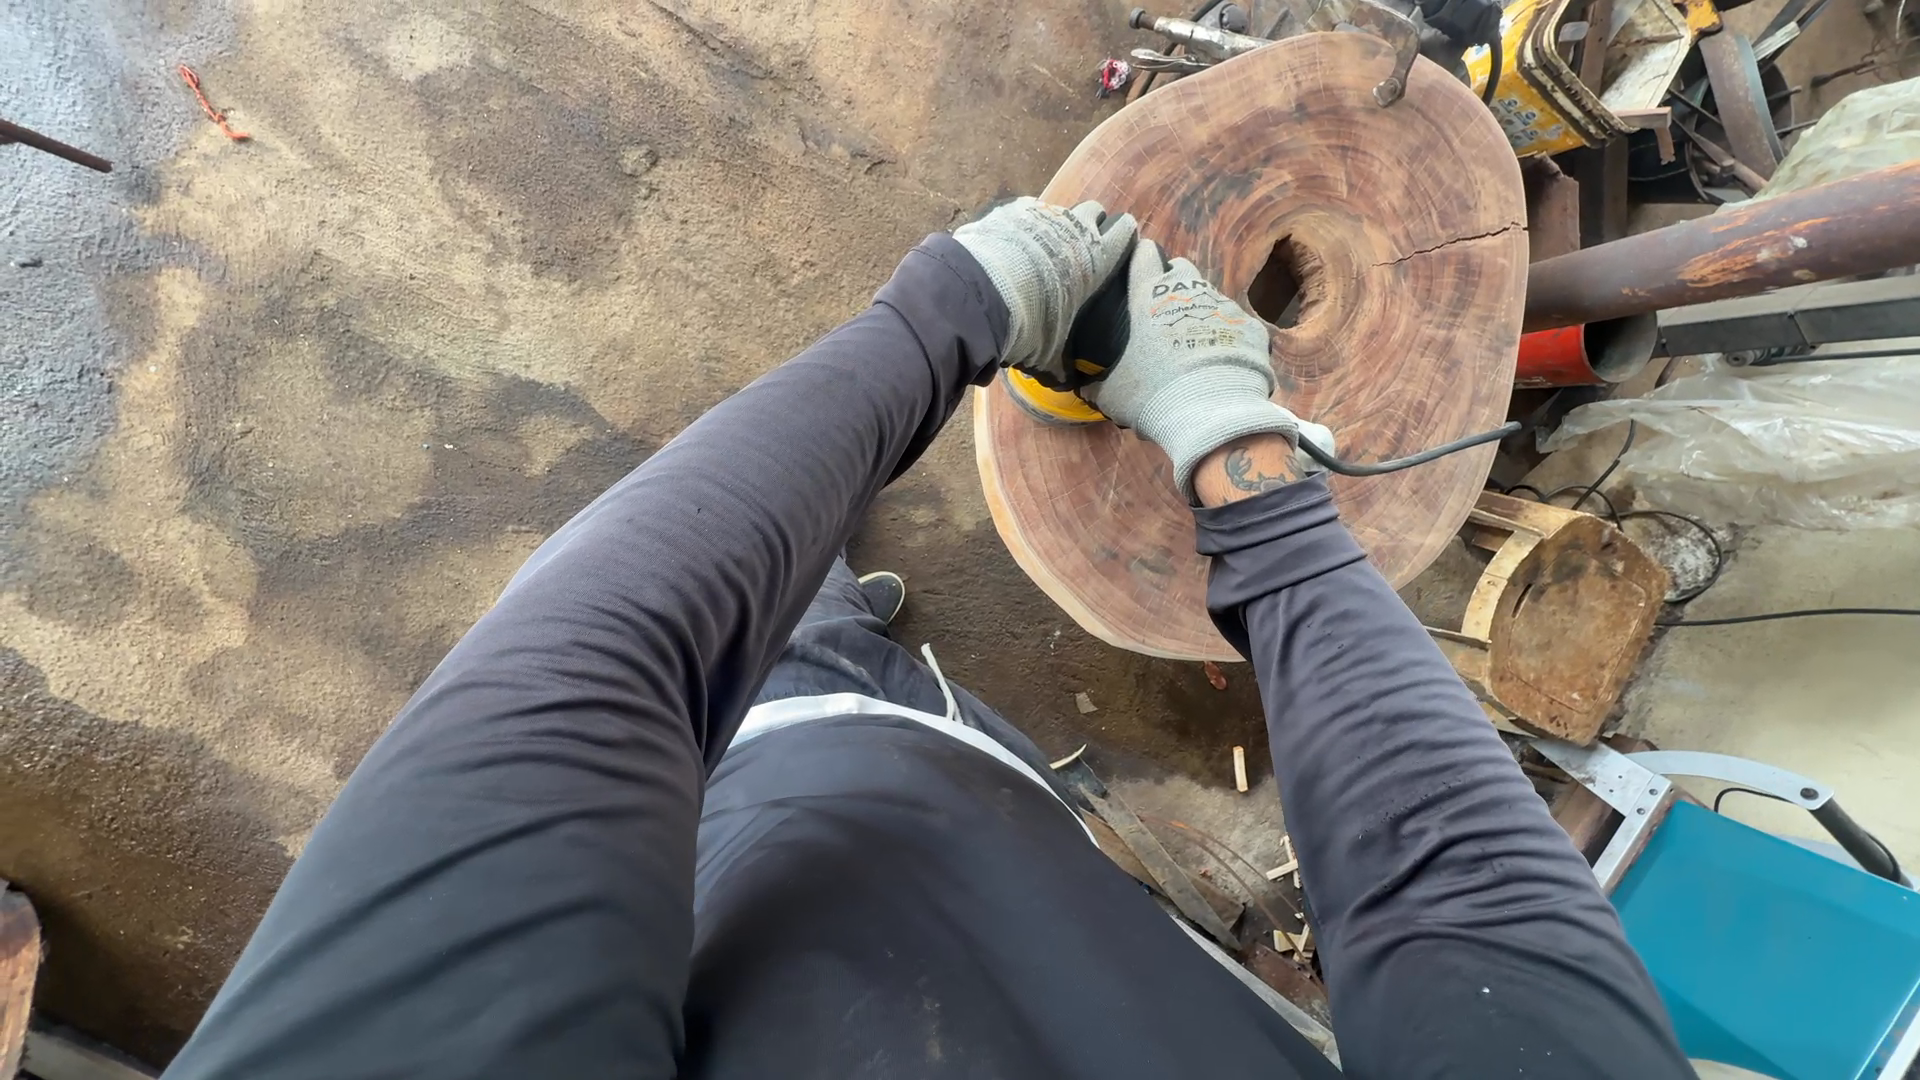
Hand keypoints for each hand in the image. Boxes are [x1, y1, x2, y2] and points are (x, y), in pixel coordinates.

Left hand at [952, 198, 1136, 384]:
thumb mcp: (1048, 354)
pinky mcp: (1009, 210)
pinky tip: (1010, 245)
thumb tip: (1064, 385)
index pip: (1125, 232)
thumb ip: (1060, 366)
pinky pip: (1023, 211)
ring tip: (1041, 249)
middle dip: (1090, 224)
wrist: (983, 295)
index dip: (1122, 238)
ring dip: (1054, 225)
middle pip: (1094, 211)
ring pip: (1058, 210)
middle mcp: (1075, 228)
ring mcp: (1042, 214)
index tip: (1116, 249)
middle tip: (1079, 248)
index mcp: (1098, 258)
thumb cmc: (1030, 325)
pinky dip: (1020, 224)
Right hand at [1081, 239, 1332, 499]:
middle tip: (1165, 304)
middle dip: (1174, 277)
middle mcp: (1188, 292)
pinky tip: (1223, 359)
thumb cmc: (1150, 394)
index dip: (1140, 254)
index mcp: (1148, 300)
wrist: (1210, 411)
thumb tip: (1085, 389)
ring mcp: (1224, 307)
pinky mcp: (1251, 328)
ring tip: (1194, 338)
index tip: (1139, 255)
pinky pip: (1237, 325)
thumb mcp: (1112, 395)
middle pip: (1181, 268)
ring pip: (1210, 295)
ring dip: (1201, 309)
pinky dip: (1228, 337)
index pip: (1143, 259)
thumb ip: (1097, 385)